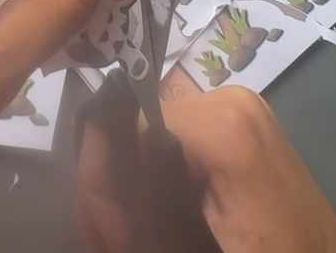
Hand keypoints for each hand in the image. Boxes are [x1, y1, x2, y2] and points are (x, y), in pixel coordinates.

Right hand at [76, 86, 335, 252]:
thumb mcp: (202, 240)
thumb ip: (150, 196)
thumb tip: (99, 187)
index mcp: (225, 124)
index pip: (127, 126)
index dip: (103, 181)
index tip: (109, 237)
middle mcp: (226, 97)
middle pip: (133, 125)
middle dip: (109, 183)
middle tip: (108, 239)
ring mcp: (233, 105)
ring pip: (144, 130)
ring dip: (126, 181)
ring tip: (122, 232)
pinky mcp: (235, 121)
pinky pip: (170, 136)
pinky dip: (150, 173)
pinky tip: (147, 210)